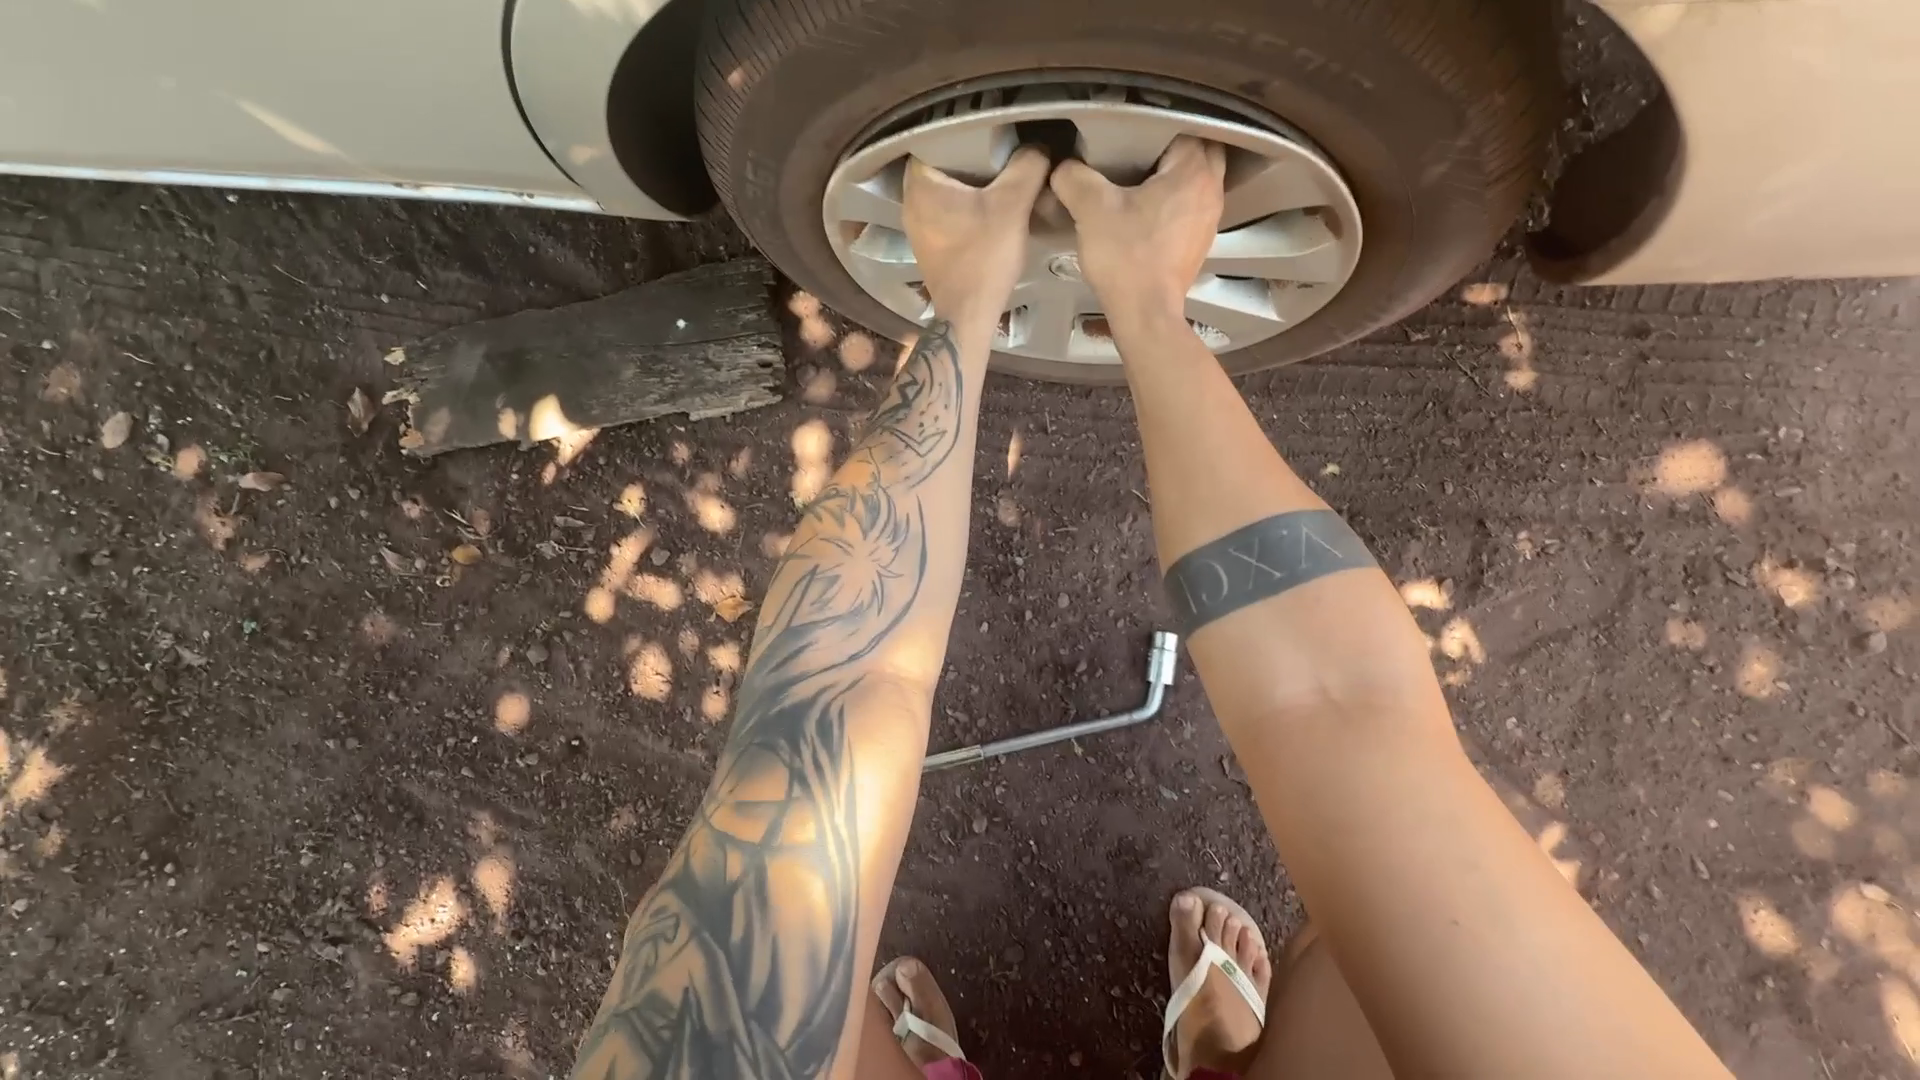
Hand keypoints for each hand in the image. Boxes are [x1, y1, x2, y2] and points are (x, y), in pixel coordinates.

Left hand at [901, 146, 1049, 331]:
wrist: (968, 315)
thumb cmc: (983, 258)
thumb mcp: (1013, 205)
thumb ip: (1027, 167)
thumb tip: (1038, 146)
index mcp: (921, 184)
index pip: (934, 137)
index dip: (963, 131)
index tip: (989, 132)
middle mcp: (910, 203)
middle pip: (941, 166)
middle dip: (970, 159)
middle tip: (999, 153)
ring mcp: (917, 228)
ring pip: (944, 192)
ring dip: (969, 186)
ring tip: (998, 179)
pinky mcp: (929, 247)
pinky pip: (946, 214)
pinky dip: (964, 209)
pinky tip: (988, 211)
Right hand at [1049, 135, 1225, 328]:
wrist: (1144, 313)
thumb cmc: (1126, 260)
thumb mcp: (1091, 210)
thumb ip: (1074, 179)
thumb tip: (1063, 168)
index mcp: (1192, 172)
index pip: (1183, 128)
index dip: (1155, 130)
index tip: (1130, 139)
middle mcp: (1210, 192)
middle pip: (1201, 151)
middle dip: (1174, 149)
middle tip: (1143, 154)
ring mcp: (1208, 221)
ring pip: (1200, 181)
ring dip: (1178, 177)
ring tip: (1145, 182)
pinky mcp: (1199, 244)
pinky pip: (1192, 210)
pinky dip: (1176, 205)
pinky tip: (1150, 215)